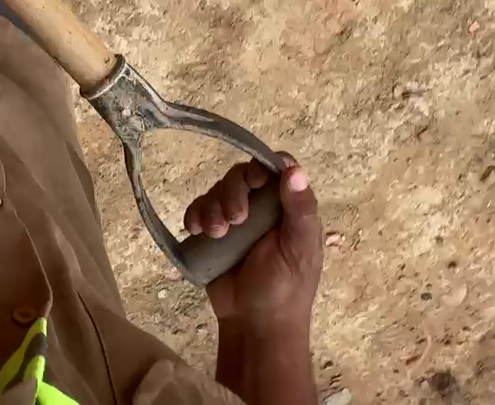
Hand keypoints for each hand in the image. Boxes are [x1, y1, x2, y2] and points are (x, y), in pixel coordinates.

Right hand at [191, 154, 322, 404]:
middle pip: (242, 176)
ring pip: (217, 190)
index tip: (253, 180)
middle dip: (232, 193)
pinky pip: (198, 207)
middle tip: (233, 220)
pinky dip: (195, 214)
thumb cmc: (284, 290)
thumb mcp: (298, 251)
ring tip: (215, 233)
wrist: (253, 326)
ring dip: (212, 206)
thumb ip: (299, 210)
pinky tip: (196, 230)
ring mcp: (235, 218)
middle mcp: (263, 207)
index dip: (263, 167)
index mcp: (289, 208)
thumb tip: (295, 169)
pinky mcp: (213, 230)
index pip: (276, 169)